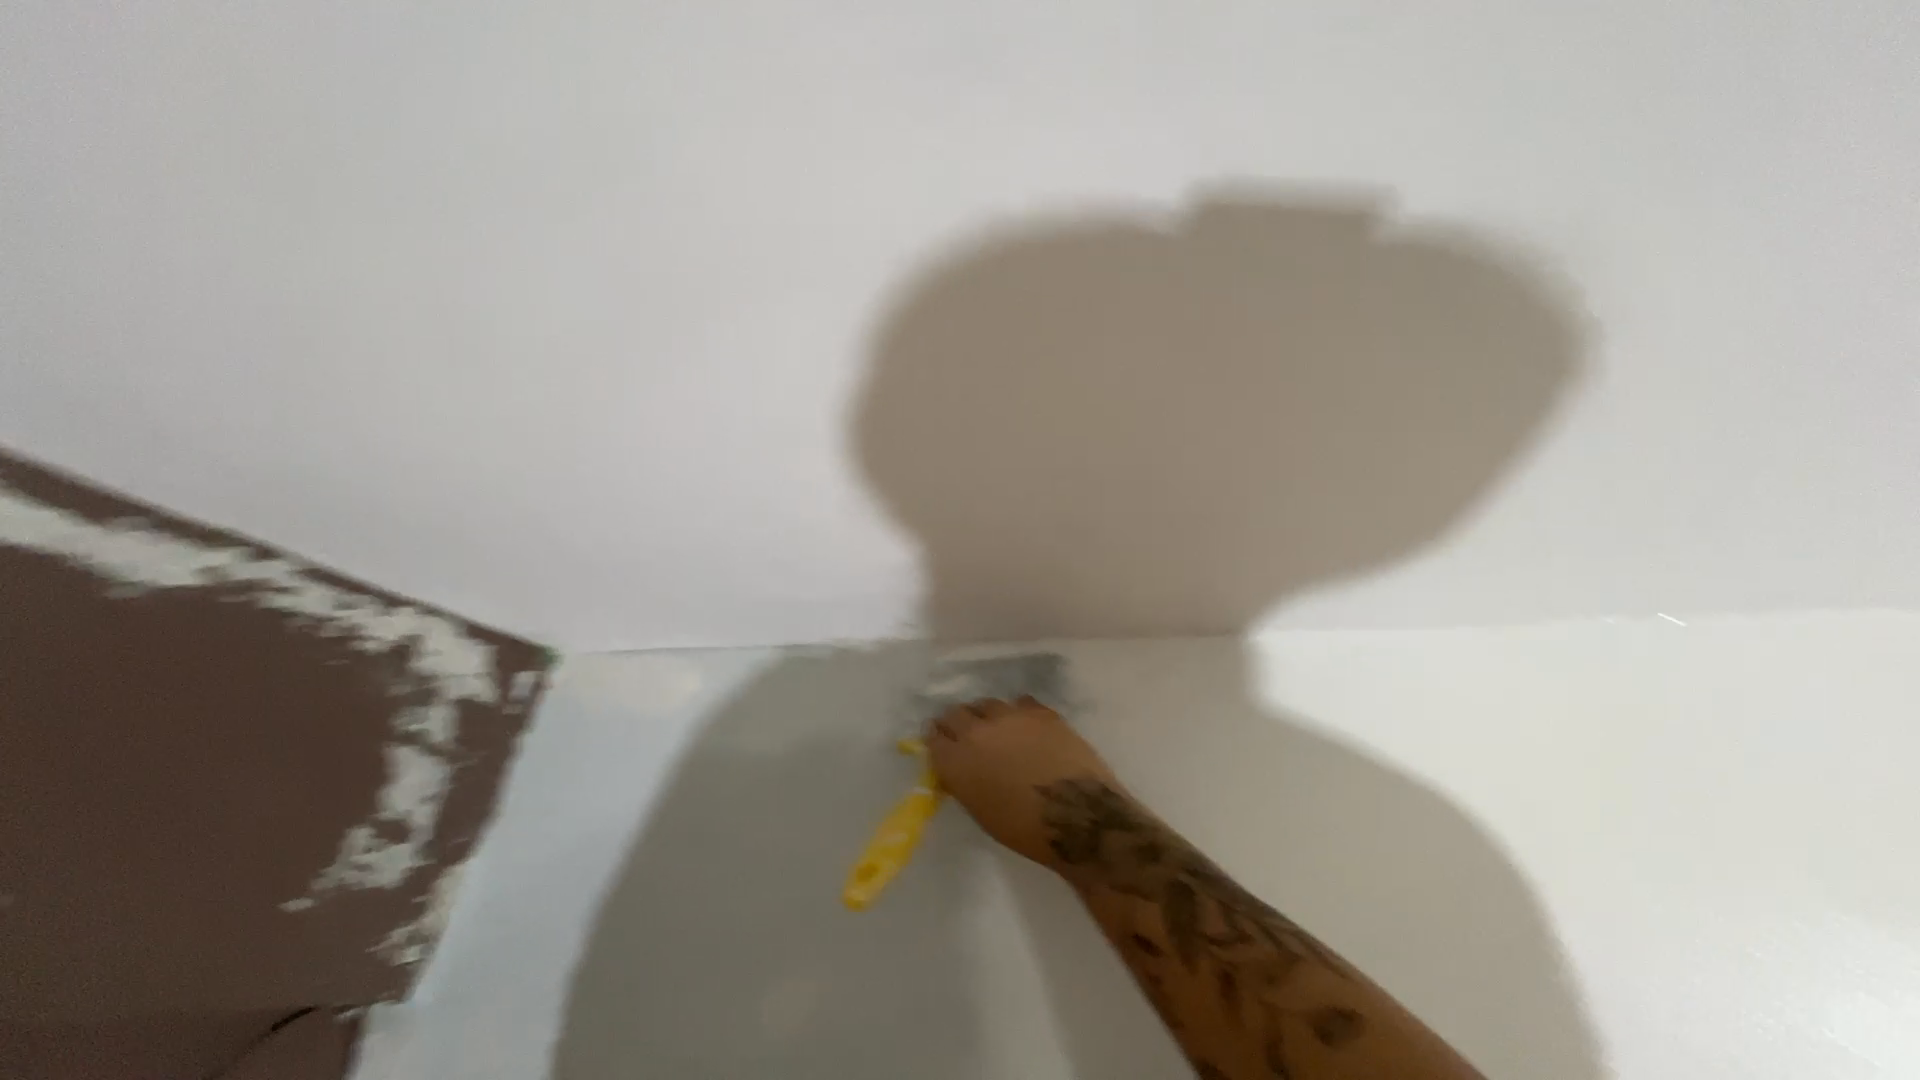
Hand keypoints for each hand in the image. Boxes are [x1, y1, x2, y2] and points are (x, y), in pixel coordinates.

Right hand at [926, 696, 1120, 868]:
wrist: (1077, 816)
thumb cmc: (1025, 829)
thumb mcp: (981, 812)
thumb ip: (965, 782)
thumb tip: (963, 769)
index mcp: (957, 762)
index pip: (933, 738)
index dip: (935, 739)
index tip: (940, 742)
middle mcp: (977, 732)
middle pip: (955, 713)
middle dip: (955, 722)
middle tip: (964, 733)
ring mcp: (1010, 717)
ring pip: (987, 704)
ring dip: (985, 715)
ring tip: (995, 727)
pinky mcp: (1040, 712)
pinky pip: (1020, 703)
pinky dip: (1018, 712)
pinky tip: (1025, 725)